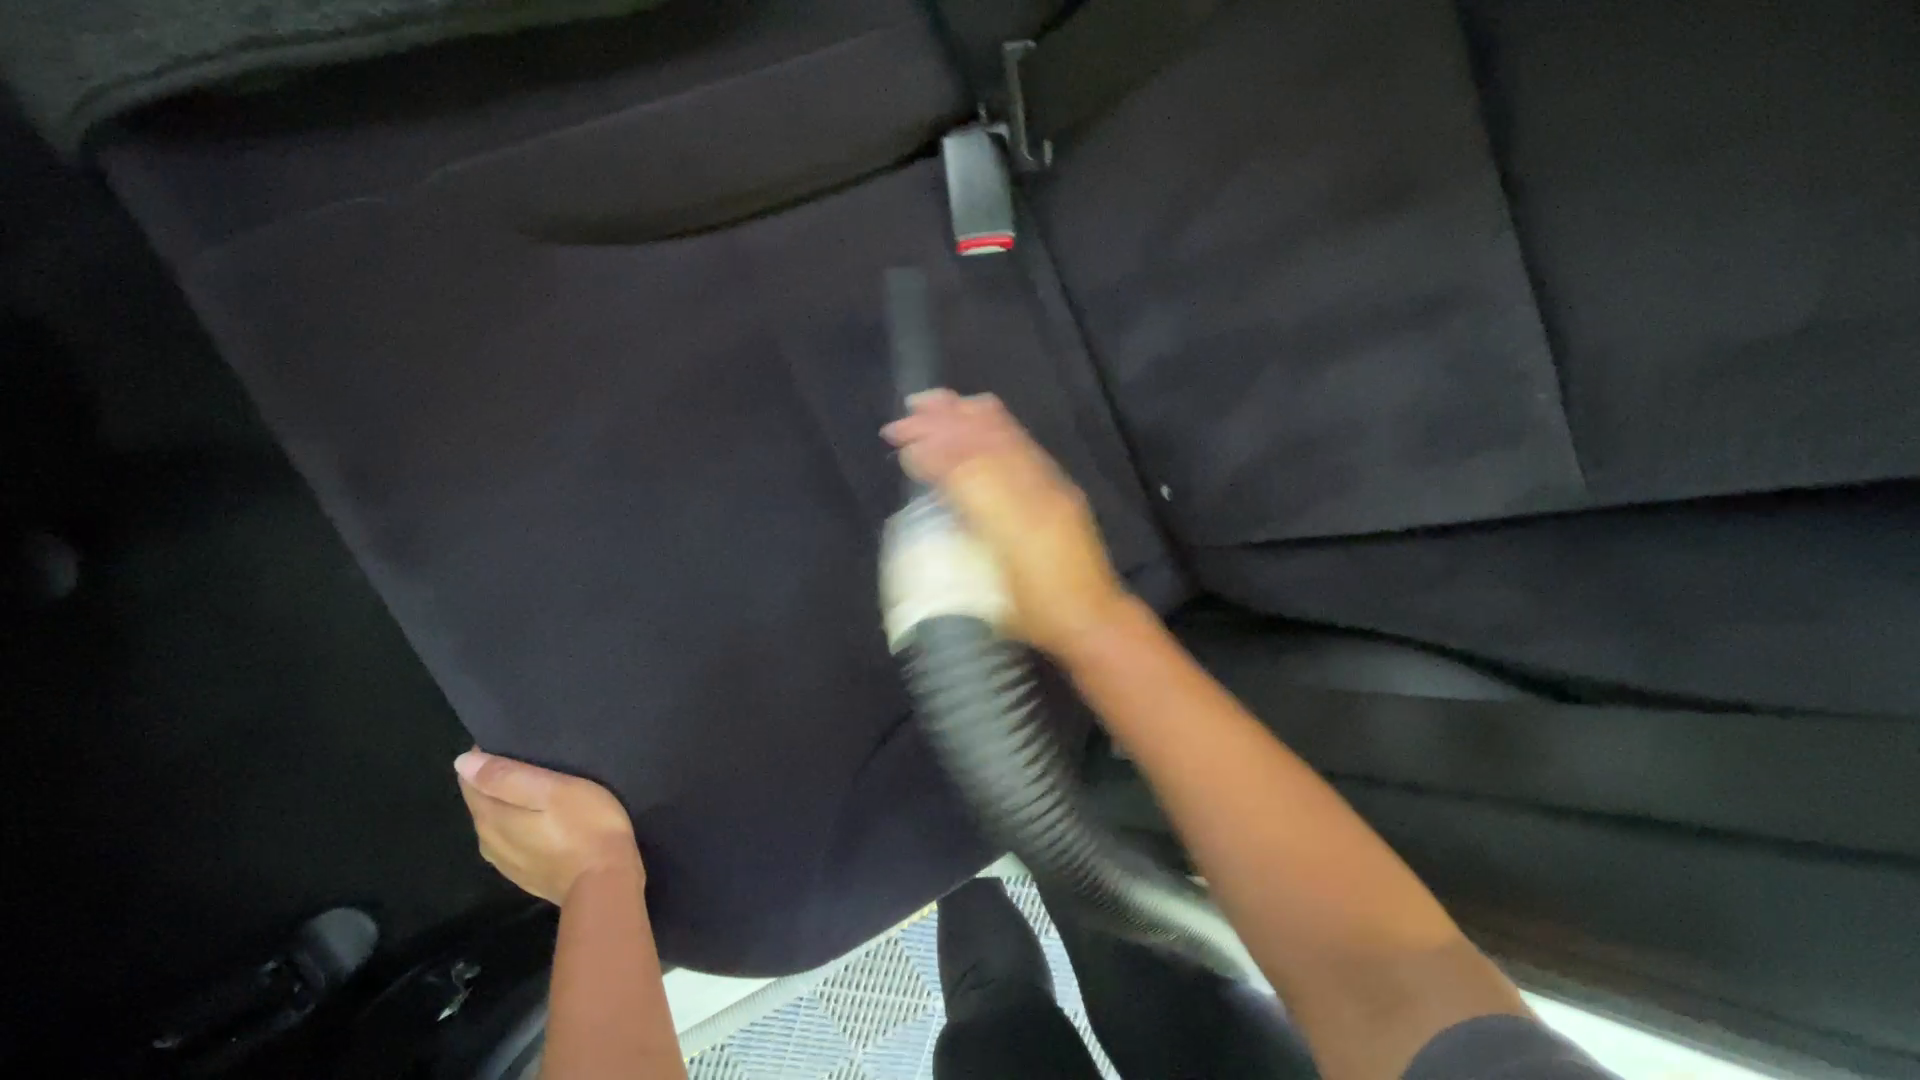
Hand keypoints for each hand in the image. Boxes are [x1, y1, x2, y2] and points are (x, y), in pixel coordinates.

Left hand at [455, 749, 641, 904]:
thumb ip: (507, 776)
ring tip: (537, 790)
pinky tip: (541, 823)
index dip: (485, 758)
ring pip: (496, 824)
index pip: (470, 781)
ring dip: (508, 807)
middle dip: (496, 782)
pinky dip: (519, 827)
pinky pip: (512, 842)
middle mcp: (488, 841)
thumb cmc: (586, 827)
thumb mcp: (553, 790)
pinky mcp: (526, 875)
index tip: (512, 743)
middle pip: (482, 803)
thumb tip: (462, 762)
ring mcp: (507, 862)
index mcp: (491, 817)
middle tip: (529, 762)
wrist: (607, 884)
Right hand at [882, 390, 1130, 657]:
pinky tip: (979, 412)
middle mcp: (1034, 498)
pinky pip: (1024, 445)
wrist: (1092, 619)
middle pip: (985, 447)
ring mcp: (1051, 489)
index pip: (967, 474)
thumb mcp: (987, 593)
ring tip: (936, 401)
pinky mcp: (1060, 487)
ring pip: (1006, 439)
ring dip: (967, 416)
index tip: (902, 444)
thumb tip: (935, 505)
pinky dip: (996, 424)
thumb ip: (961, 549)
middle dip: (943, 424)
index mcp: (1013, 527)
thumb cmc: (1033, 617)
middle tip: (906, 415)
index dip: (933, 453)